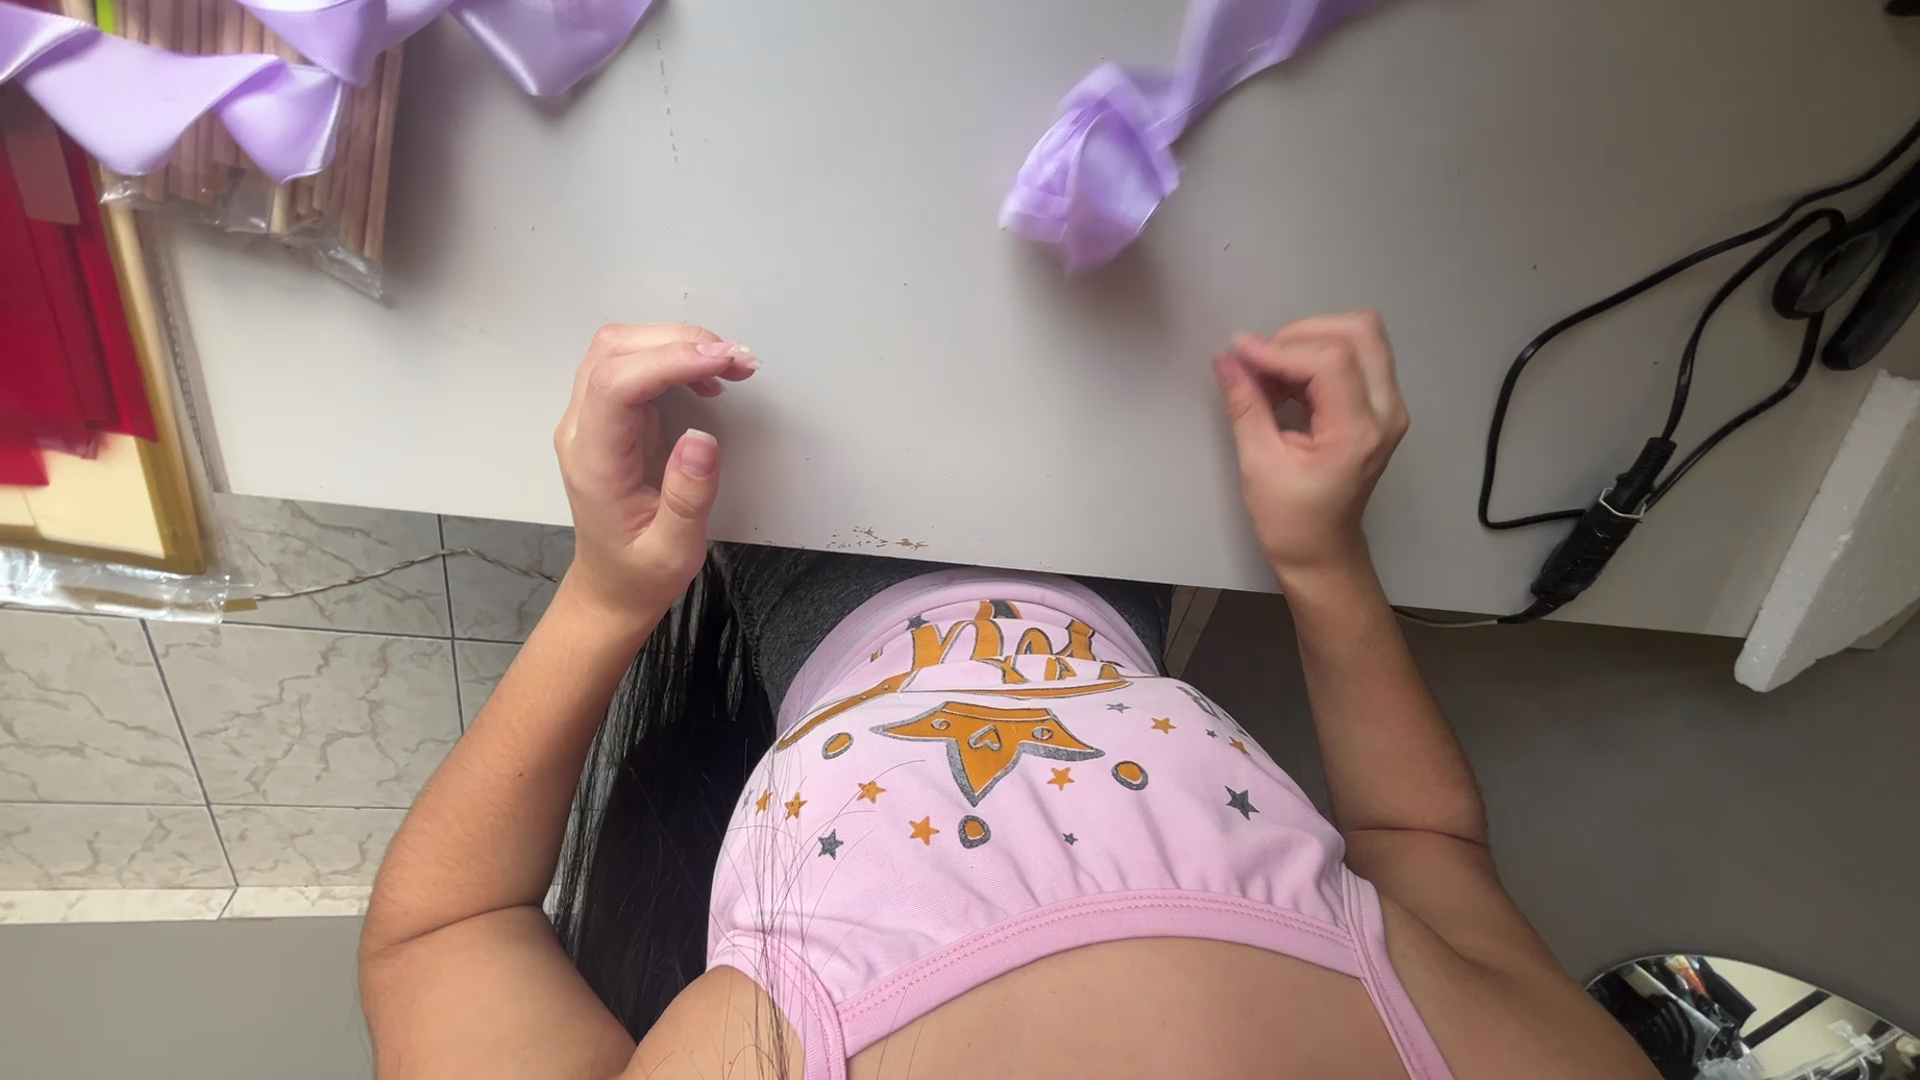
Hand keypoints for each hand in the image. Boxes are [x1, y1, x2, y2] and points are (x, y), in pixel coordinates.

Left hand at [553, 323, 757, 623]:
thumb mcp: (673, 551)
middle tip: (739, 360)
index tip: (722, 362)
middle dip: (681, 343)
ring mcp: (595, 419)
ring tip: (732, 365)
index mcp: (594, 462)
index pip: (616, 384)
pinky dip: (676, 358)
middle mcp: (584, 430)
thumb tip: (702, 439)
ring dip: (679, 344)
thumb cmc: (639, 572)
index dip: (670, 362)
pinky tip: (709, 378)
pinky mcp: (614, 417)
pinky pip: (636, 366)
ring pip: (623, 349)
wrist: (612, 585)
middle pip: (616, 351)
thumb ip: (688, 497)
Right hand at [1213, 311, 1408, 586]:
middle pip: (1359, 332)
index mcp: (1358, 432)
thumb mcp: (1259, 464)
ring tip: (1269, 371)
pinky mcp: (1378, 405)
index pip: (1329, 361)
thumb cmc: (1290, 520)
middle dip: (1301, 333)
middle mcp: (1386, 410)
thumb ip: (1246, 406)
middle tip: (1259, 360)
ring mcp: (1388, 405)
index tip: (1238, 354)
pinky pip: (1355, 357)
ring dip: (1309, 341)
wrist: (1322, 551)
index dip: (1279, 349)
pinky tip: (1283, 381)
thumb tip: (1226, 361)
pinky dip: (1315, 356)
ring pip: (1361, 337)